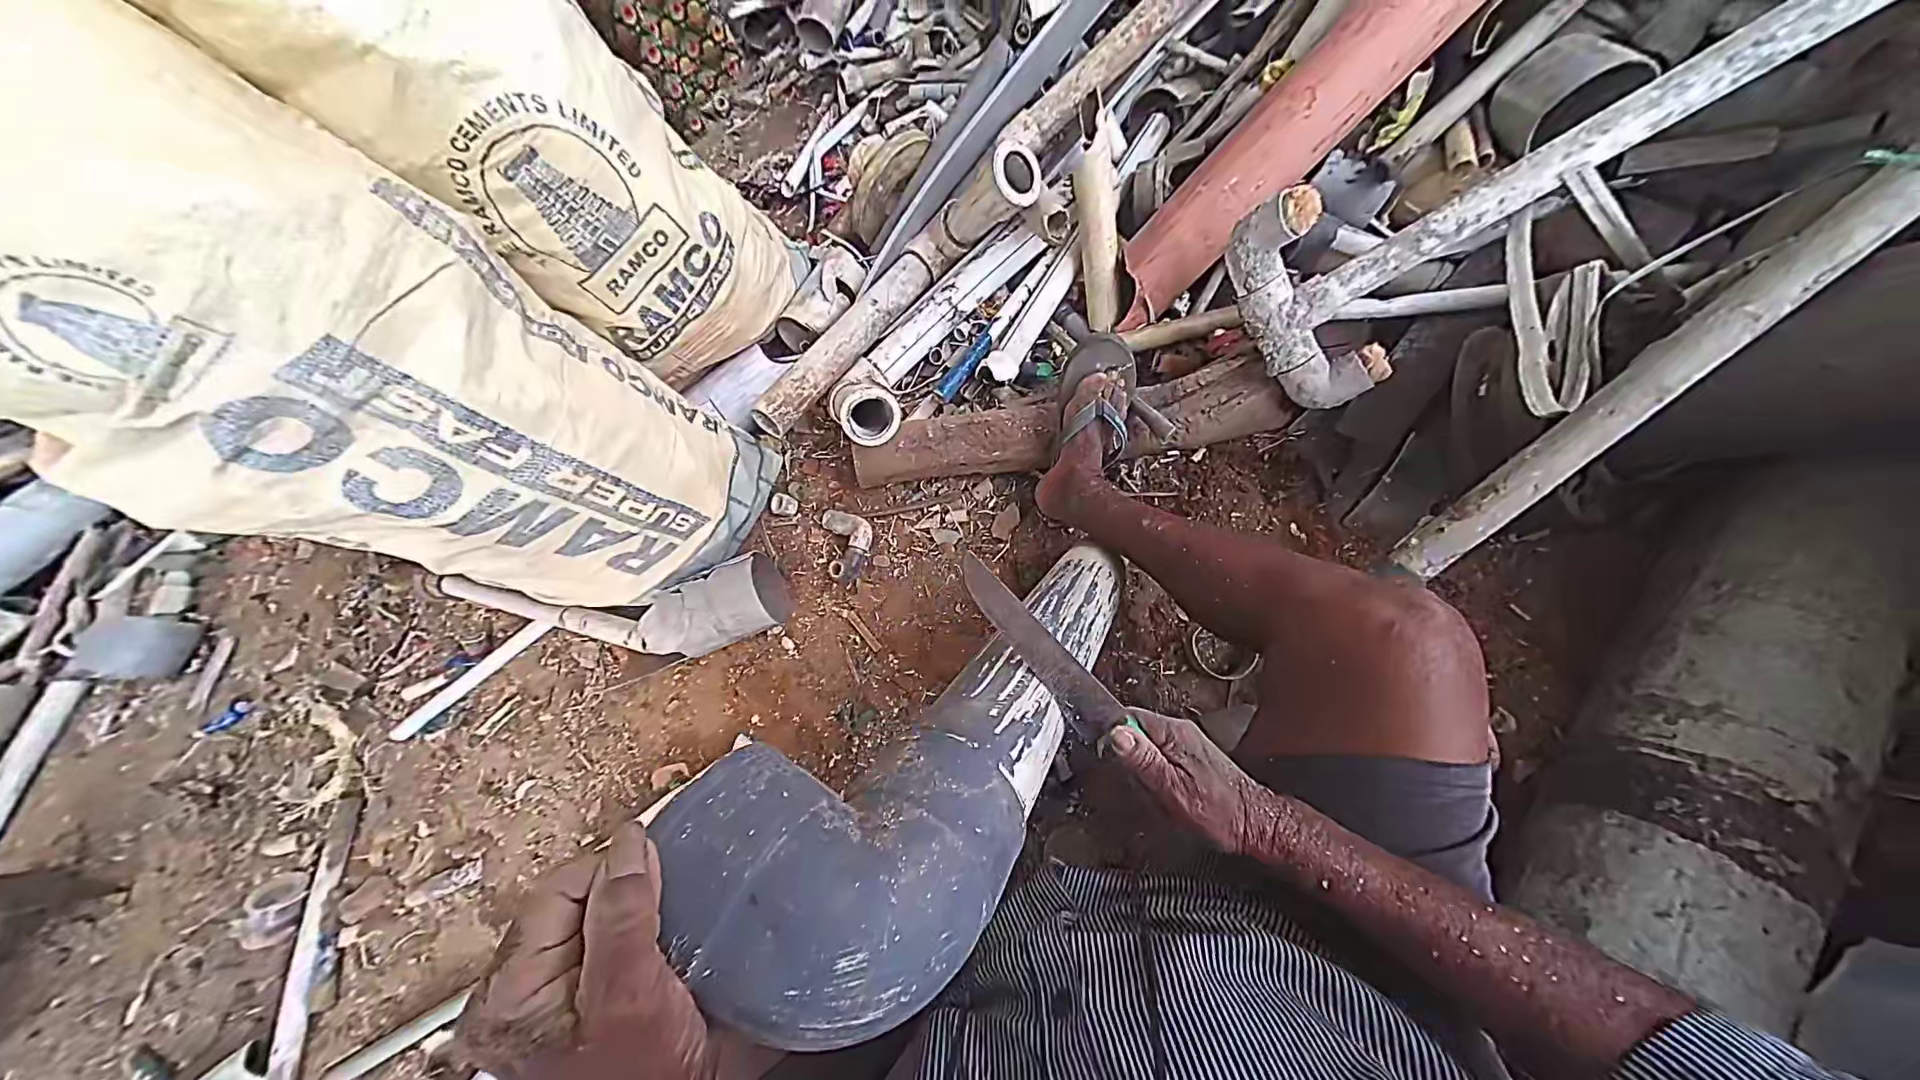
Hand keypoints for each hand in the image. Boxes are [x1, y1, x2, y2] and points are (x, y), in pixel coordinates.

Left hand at [454, 822, 714, 1079]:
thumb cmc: (648, 1074)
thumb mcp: (631, 992)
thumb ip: (622, 917)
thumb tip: (628, 844)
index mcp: (508, 994)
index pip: (560, 886)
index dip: (612, 874)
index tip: (652, 883)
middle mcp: (517, 989)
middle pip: (574, 894)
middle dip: (622, 891)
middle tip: (657, 921)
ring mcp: (545, 989)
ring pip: (592, 906)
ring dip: (632, 904)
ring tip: (657, 929)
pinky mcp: (575, 986)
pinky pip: (604, 925)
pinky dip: (635, 917)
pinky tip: (652, 935)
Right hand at [1107, 710, 1285, 855]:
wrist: (1256, 823)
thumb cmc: (1218, 811)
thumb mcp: (1172, 788)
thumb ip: (1143, 759)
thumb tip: (1116, 734)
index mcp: (1173, 733)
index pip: (1128, 716)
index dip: (1114, 736)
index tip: (1115, 760)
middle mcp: (1181, 730)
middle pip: (1136, 730)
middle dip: (1129, 755)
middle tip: (1139, 783)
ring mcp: (1188, 741)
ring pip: (1148, 744)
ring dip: (1143, 766)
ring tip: (1156, 791)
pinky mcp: (1193, 754)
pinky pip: (1162, 754)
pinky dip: (1157, 770)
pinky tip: (1166, 790)